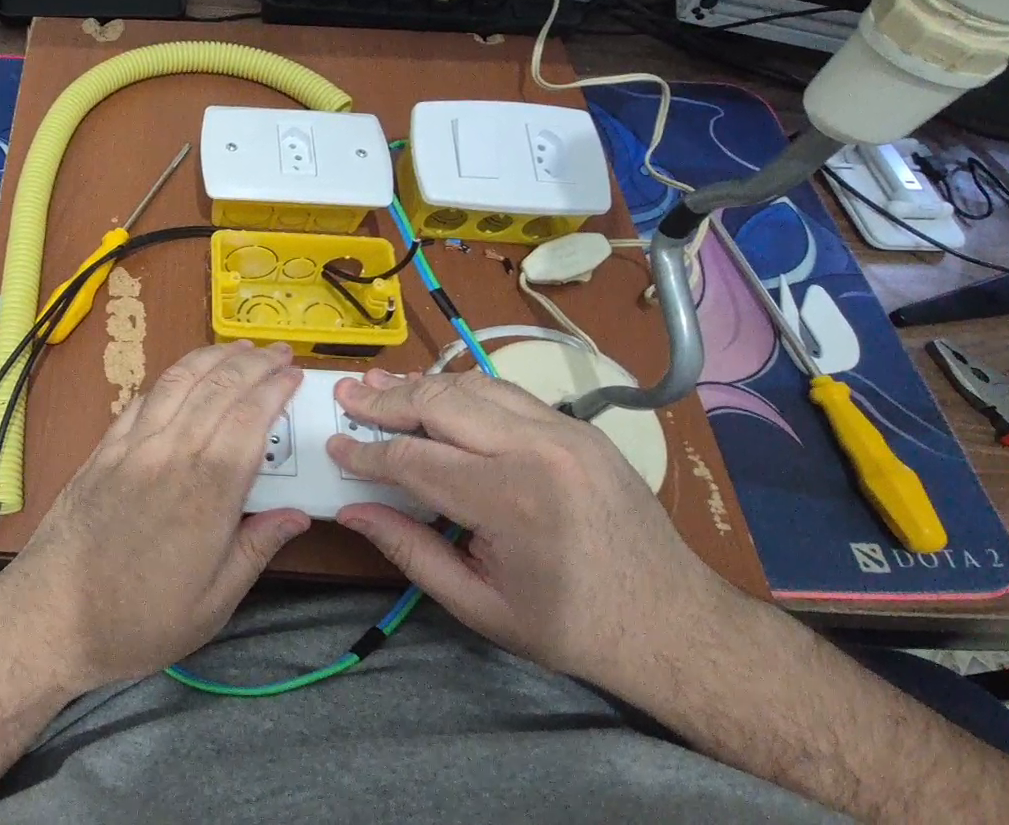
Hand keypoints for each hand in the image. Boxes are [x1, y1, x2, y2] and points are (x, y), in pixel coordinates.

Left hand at [0, 341, 309, 686]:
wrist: (52, 615)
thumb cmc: (140, 620)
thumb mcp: (213, 603)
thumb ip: (256, 549)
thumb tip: (297, 514)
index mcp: (208, 492)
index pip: (249, 419)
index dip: (274, 389)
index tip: (295, 375)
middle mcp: (170, 456)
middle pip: (217, 390)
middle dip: (252, 364)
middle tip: (278, 352)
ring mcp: (131, 449)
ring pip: (176, 385)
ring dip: (210, 359)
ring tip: (237, 350)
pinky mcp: (102, 453)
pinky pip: (140, 402)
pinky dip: (168, 380)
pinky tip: (181, 377)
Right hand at [326, 368, 730, 686]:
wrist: (675, 623)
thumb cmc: (570, 625)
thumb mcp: (479, 605)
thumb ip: (410, 550)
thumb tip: (352, 511)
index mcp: (512, 500)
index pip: (414, 458)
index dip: (366, 453)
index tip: (333, 446)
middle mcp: (539, 450)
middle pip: (440, 404)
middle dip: (384, 399)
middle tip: (345, 393)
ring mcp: (566, 431)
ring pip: (473, 386)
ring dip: (420, 385)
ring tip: (378, 383)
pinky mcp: (579, 428)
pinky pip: (506, 393)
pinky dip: (461, 390)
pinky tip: (435, 395)